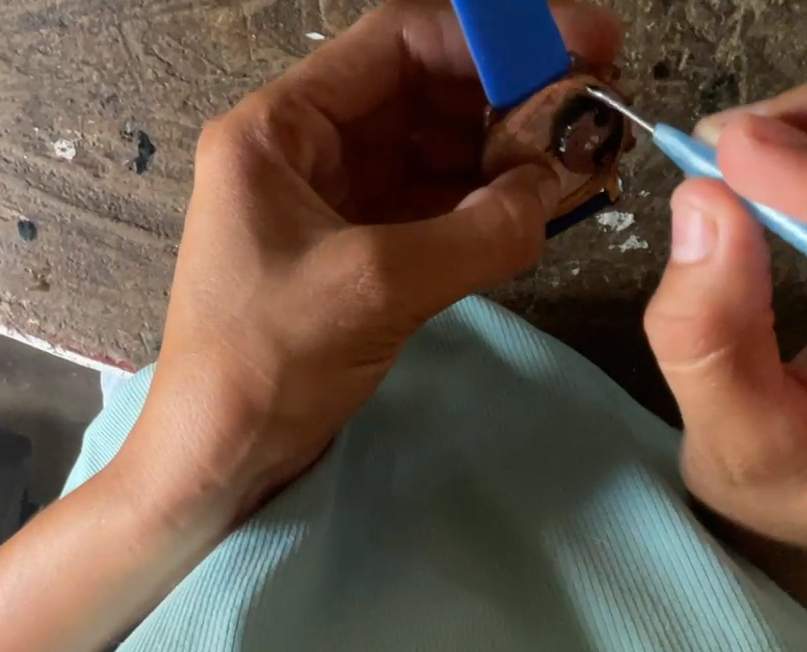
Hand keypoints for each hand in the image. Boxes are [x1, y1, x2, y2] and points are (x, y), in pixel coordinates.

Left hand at [121, 0, 624, 509]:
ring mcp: (324, 212)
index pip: (398, 44)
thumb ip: (476, 231)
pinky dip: (474, 217)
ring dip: (498, 164)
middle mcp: (299, 157)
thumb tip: (557, 191)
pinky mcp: (345, 264)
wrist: (216, 455)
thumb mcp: (373, 286)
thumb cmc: (265, 362)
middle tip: (590, 123)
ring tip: (573, 175)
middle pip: (420, 98)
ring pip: (426, 161)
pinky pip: (422, 218)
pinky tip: (528, 220)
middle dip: (506, 105)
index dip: (498, 34)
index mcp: (277, 131)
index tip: (588, 46)